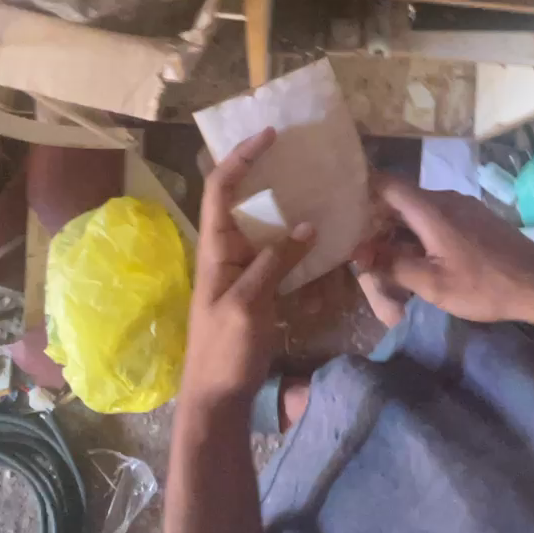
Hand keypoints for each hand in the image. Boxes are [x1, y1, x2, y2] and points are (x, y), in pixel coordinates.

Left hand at [181, 128, 314, 407]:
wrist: (217, 397)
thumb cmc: (224, 349)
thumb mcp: (248, 304)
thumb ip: (275, 262)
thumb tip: (306, 225)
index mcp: (215, 248)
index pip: (221, 189)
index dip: (241, 157)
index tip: (269, 135)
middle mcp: (226, 249)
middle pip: (239, 197)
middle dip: (263, 169)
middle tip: (297, 151)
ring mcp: (242, 267)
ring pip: (261, 221)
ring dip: (282, 200)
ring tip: (313, 181)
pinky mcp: (257, 284)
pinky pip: (276, 248)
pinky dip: (295, 234)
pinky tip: (318, 230)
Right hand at [360, 174, 533, 325]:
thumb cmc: (484, 286)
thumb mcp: (432, 284)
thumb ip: (393, 265)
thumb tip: (360, 253)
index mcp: (432, 209)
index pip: (388, 184)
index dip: (363, 191)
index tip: (344, 208)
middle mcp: (447, 199)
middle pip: (402, 199)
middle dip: (379, 221)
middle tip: (361, 247)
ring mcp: (465, 207)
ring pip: (421, 211)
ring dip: (401, 231)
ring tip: (386, 259)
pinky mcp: (477, 219)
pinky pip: (439, 218)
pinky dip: (421, 233)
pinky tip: (419, 258)